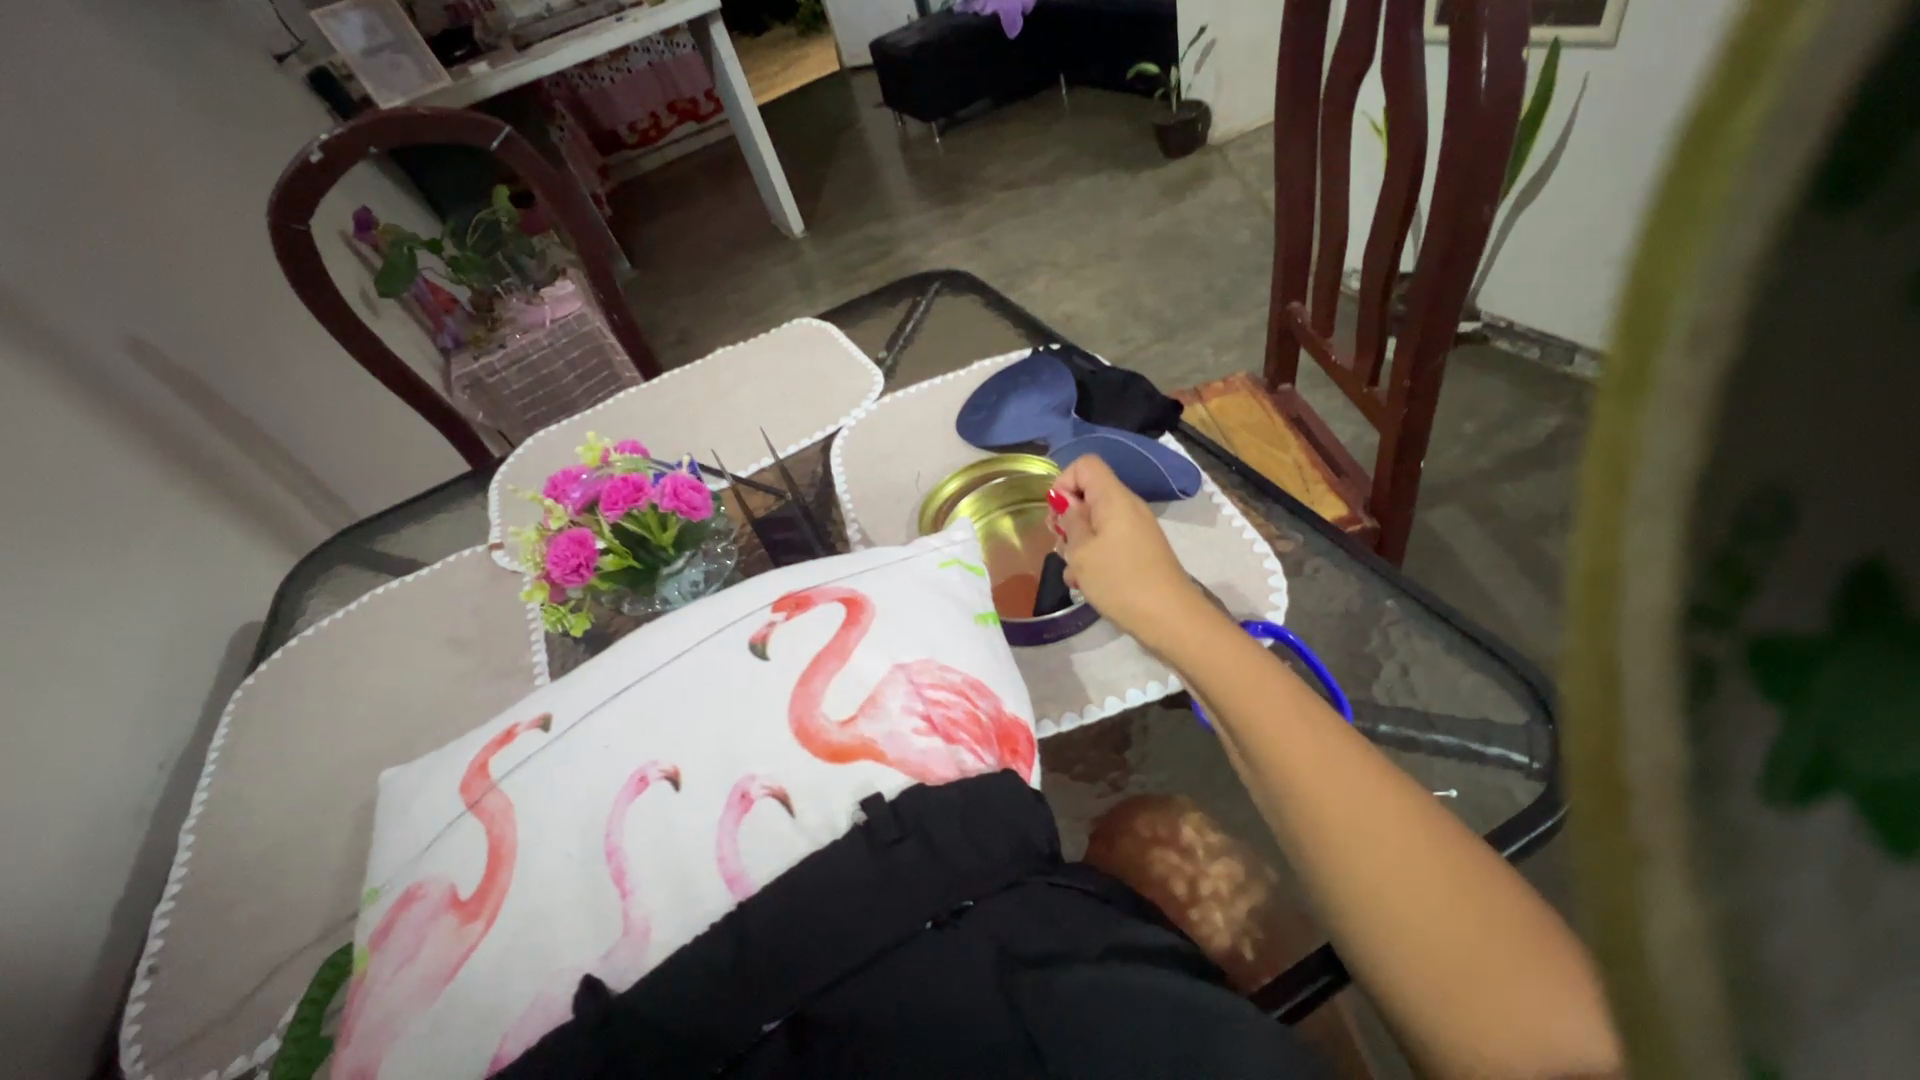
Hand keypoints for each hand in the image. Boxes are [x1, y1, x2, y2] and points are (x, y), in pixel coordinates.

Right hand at [1050, 455, 1208, 642]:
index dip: (1063, 482)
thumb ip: (1070, 521)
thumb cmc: (1120, 581)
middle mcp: (1128, 507)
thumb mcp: (1082, 552)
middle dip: (1068, 518)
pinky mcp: (1140, 551)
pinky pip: (1110, 541)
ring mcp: (1136, 530)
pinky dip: (1094, 556)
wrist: (1169, 618)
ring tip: (1074, 573)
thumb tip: (1066, 501)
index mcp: (1114, 498)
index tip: (1056, 515)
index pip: (1085, 465)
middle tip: (1061, 546)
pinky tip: (1087, 583)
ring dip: (1078, 543)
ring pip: (1097, 522)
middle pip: (1090, 494)